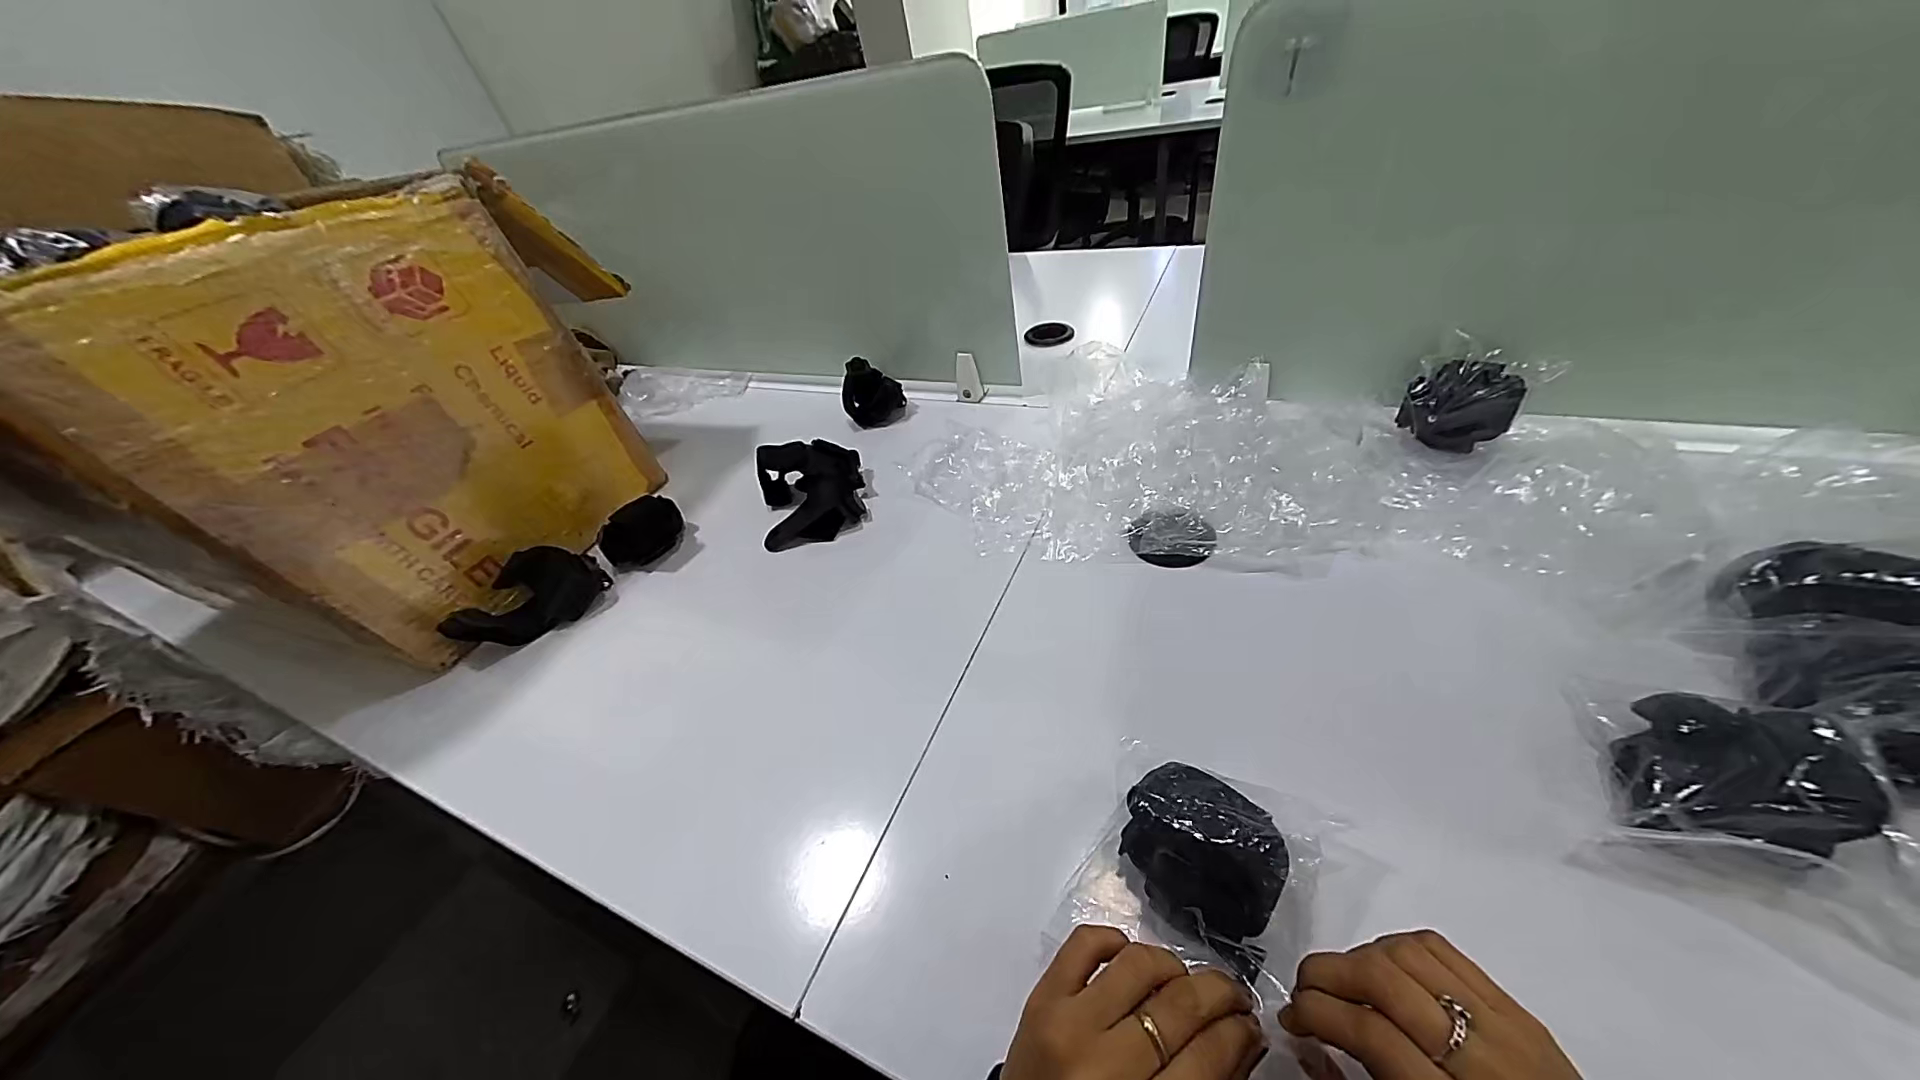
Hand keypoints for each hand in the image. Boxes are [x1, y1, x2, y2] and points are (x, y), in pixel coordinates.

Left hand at [1004, 925, 1268, 1079]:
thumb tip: (1241, 1037)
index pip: (1207, 1057)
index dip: (1239, 1034)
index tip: (1251, 1025)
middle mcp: (1104, 1062)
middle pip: (1178, 1007)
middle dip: (1218, 994)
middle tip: (1233, 995)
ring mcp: (1068, 1022)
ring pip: (1138, 965)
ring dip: (1172, 965)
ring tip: (1183, 980)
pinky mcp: (1041, 996)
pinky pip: (1083, 944)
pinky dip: (1113, 939)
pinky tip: (1128, 956)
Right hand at [1278, 931, 1580, 1079]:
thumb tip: (1305, 1039)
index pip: (1368, 1031)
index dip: (1315, 1012)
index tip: (1292, 1018)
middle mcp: (1481, 1059)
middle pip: (1383, 980)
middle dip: (1325, 973)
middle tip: (1305, 991)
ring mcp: (1505, 1027)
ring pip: (1408, 953)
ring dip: (1359, 957)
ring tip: (1346, 982)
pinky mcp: (1518, 1010)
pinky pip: (1445, 950)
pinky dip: (1400, 948)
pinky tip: (1387, 970)